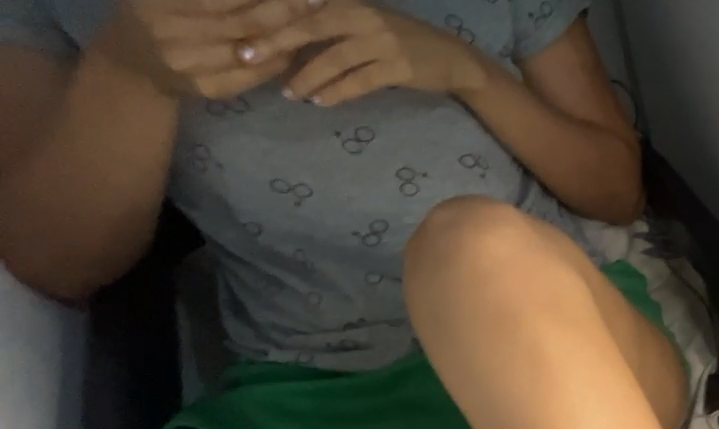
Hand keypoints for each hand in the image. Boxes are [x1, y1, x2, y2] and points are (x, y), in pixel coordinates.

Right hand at [95, 0, 318, 98]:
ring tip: (312, 20)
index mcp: (161, 0)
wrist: (132, 63)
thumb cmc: (154, 13)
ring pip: (256, 52)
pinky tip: (293, 50)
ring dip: (288, 38)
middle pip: (246, 22)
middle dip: (284, 10)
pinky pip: (255, 76)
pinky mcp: (209, 88)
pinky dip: (279, 62)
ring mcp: (191, 62)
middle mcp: (172, 28)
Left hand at [236, 0, 488, 106]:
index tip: (237, 29)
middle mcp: (361, 15)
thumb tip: (287, 29)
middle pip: (308, 27)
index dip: (267, 16)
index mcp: (347, 0)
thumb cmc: (405, 40)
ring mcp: (381, 42)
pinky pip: (360, 81)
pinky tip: (322, 101)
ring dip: (308, 76)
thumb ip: (331, 20)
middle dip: (274, 42)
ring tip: (289, 93)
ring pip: (333, 58)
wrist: (453, 59)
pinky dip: (338, 92)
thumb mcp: (365, 20)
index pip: (298, 5)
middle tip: (246, 57)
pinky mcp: (398, 67)